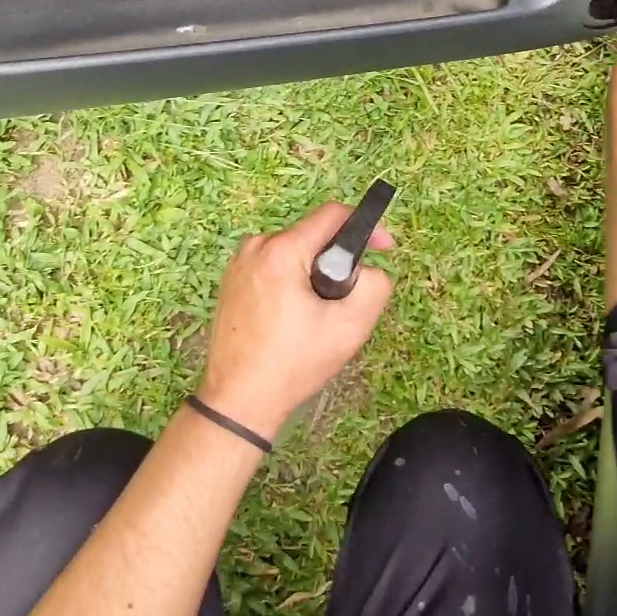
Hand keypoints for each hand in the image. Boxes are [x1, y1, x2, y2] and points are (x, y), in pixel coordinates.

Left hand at [195, 203, 395, 439]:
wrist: (240, 400)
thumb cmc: (295, 363)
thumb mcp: (350, 326)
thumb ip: (375, 284)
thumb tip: (370, 269)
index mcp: (282, 250)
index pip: (333, 215)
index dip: (366, 226)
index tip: (385, 249)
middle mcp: (256, 247)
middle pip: (313, 236)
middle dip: (338, 260)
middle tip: (347, 298)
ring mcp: (239, 264)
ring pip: (295, 253)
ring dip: (314, 273)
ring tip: (319, 314)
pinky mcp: (231, 281)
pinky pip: (275, 267)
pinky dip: (292, 282)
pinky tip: (294, 318)